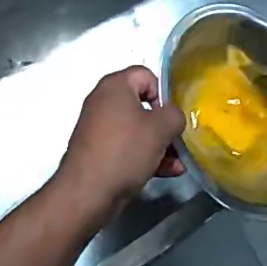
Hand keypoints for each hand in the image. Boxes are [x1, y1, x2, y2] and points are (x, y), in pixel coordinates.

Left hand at [52, 67, 185, 221]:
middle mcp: (104, 100)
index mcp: (114, 85)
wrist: (88, 190)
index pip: (145, 75)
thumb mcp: (159, 129)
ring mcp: (100, 125)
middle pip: (143, 103)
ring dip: (160, 144)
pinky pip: (128, 145)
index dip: (163, 93)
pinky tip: (167, 172)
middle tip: (179, 142)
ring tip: (178, 163)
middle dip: (164, 124)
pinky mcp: (100, 148)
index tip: (171, 117)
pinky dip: (147, 155)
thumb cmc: (124, 150)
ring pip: (138, 128)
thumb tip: (173, 115)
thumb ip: (174, 115)